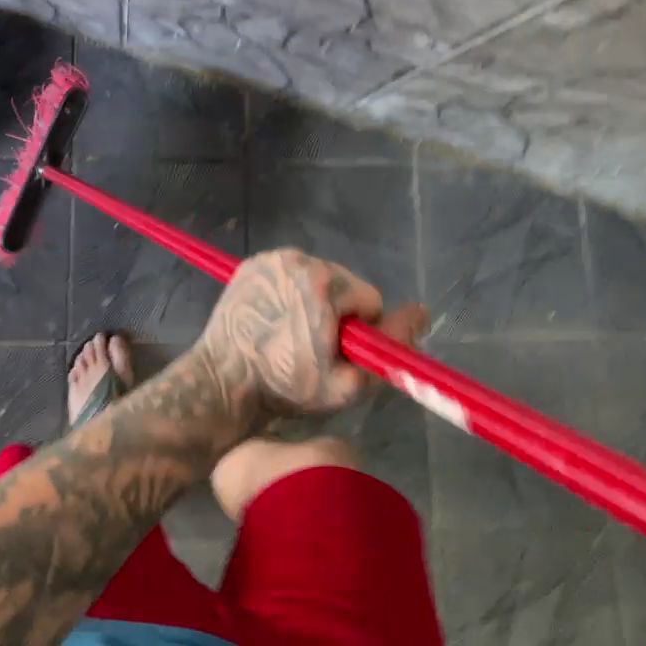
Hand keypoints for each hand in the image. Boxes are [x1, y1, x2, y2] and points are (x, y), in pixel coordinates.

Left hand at [195, 247, 427, 420]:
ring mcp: (271, 259)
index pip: (369, 300)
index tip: (337, 352)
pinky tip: (274, 322)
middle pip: (343, 285)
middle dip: (338, 312)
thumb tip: (422, 312)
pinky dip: (289, 294)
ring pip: (316, 278)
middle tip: (313, 347)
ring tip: (291, 335)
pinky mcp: (252, 265)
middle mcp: (299, 259)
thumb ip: (390, 347)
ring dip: (314, 301)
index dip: (361, 331)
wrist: (223, 380)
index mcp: (326, 282)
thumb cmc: (286, 386)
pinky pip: (288, 275)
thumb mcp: (348, 382)